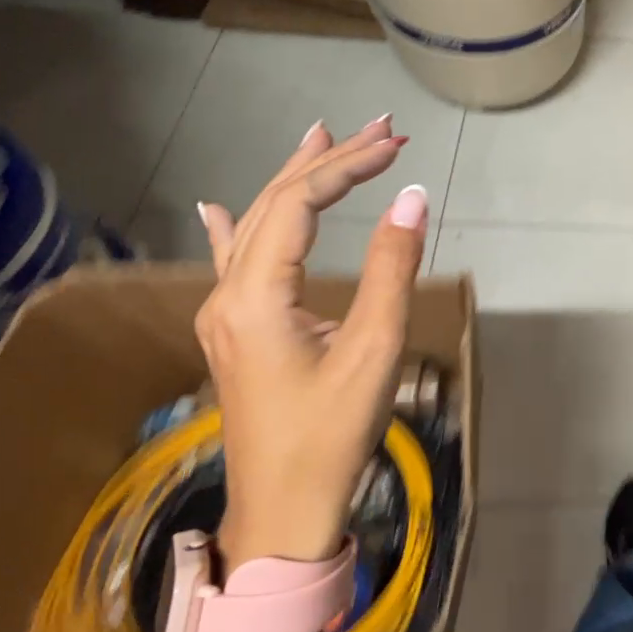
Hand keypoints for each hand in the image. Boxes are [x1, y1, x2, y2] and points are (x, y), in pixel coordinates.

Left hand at [193, 115, 428, 570]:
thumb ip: (391, 266)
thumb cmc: (333, 428)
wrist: (286, 506)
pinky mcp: (235, 329)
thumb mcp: (374, 346)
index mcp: (255, 295)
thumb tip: (411, 196)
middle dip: (326, 160)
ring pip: (256, 226)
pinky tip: (221, 205)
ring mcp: (224, 312)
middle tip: (378, 125)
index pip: (299, 205)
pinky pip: (235, 259)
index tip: (397, 144)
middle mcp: (227, 293)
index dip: (348, 167)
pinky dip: (240, 223)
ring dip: (294, 180)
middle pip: (274, 205)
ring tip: (325, 138)